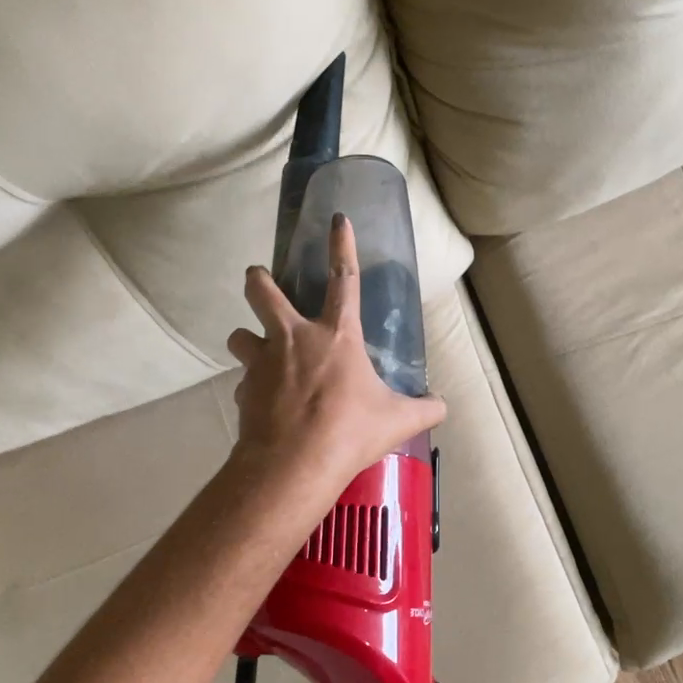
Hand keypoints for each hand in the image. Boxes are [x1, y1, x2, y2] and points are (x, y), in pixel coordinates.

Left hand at [226, 215, 445, 502]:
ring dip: (248, 339)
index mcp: (336, 335)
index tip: (337, 218)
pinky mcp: (243, 390)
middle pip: (264, 293)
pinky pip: (243, 382)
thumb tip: (441, 406)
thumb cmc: (349, 431)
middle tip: (256, 276)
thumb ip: (424, 409)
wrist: (292, 464)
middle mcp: (293, 338)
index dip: (342, 244)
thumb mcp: (397, 421)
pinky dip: (251, 388)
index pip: (343, 277)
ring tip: (255, 349)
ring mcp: (262, 363)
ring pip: (241, 336)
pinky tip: (261, 404)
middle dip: (257, 280)